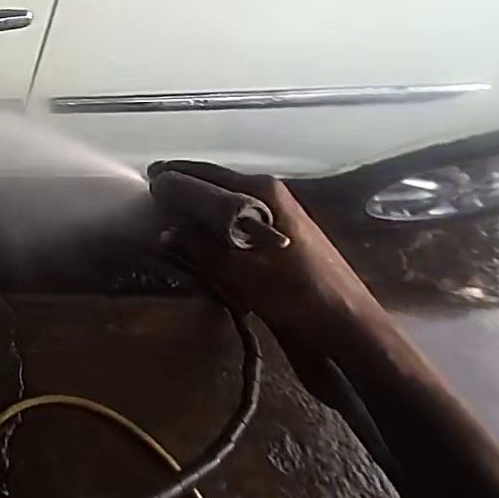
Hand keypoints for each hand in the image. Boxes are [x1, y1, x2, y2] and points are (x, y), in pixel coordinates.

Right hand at [149, 160, 386, 352]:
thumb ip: (198, 246)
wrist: (350, 325)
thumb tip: (165, 231)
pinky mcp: (285, 229)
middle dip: (186, 190)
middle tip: (155, 197)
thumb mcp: (237, 270)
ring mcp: (281, 210)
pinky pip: (240, 215)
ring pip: (228, 200)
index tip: (148, 179)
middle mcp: (271, 192)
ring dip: (201, 206)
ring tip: (172, 214)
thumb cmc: (294, 292)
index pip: (204, 173)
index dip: (173, 176)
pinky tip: (203, 231)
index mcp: (261, 191)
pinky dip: (218, 219)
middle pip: (216, 184)